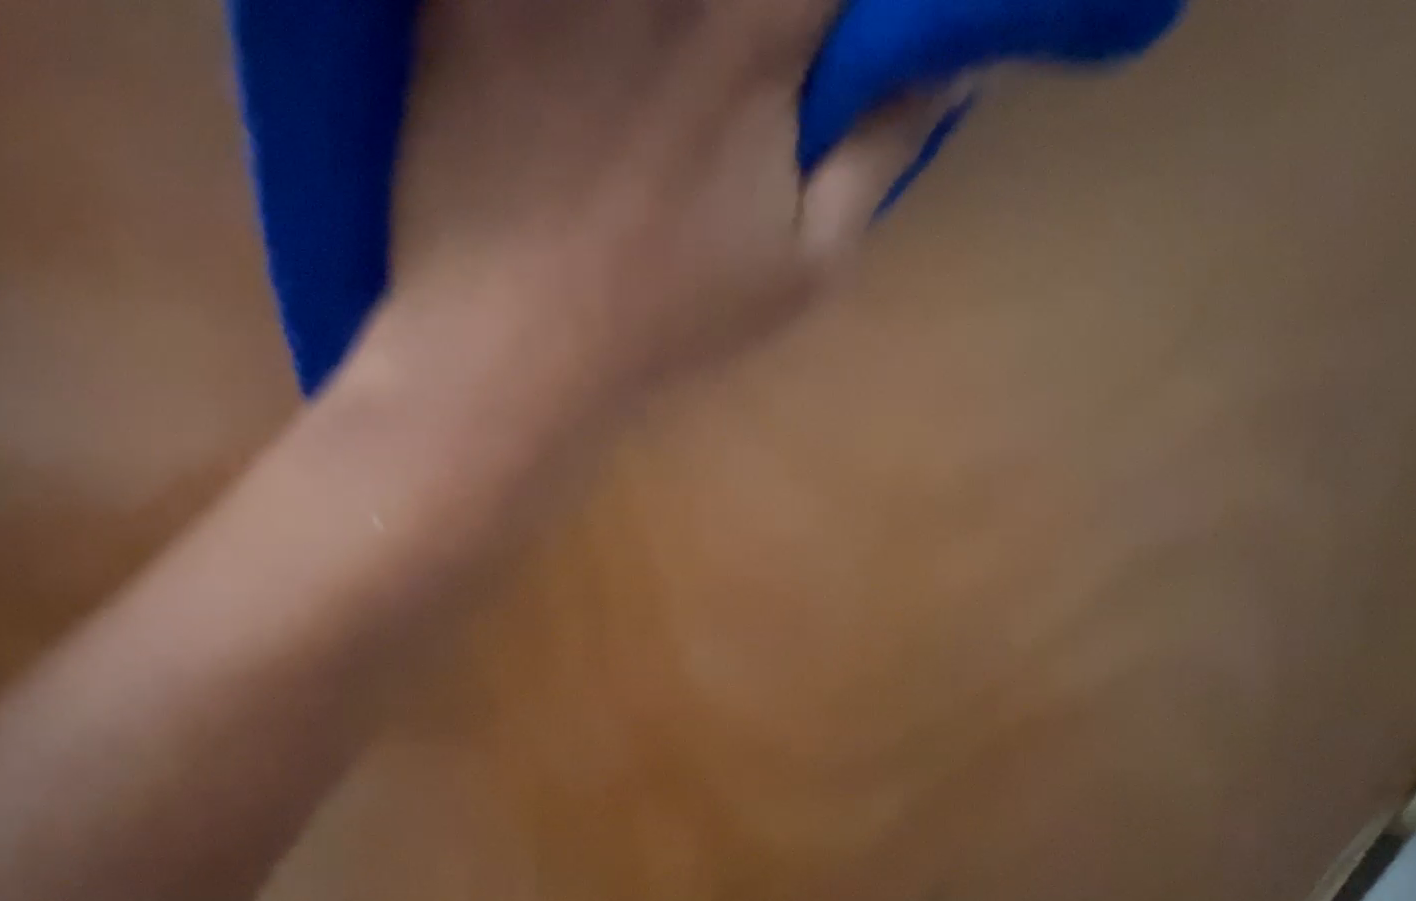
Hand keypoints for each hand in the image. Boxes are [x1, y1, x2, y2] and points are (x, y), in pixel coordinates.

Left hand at [388, 0, 960, 409]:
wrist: (506, 352)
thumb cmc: (662, 323)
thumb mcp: (806, 266)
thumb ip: (882, 148)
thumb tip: (951, 63)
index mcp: (759, 25)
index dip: (819, 14)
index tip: (808, 52)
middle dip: (741, 22)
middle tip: (722, 73)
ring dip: (644, 24)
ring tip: (632, 79)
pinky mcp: (464, 3)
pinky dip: (533, 17)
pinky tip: (556, 57)